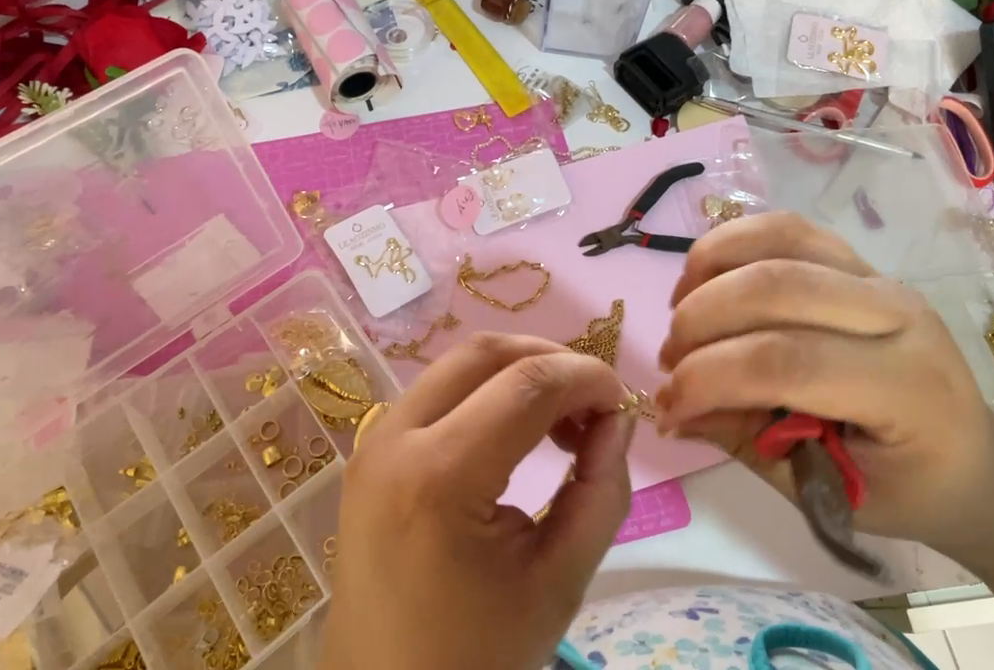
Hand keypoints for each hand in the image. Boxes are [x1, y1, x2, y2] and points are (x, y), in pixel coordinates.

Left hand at [320, 333, 638, 669]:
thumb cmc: (476, 655)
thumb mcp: (558, 583)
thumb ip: (600, 491)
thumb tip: (615, 419)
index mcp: (439, 477)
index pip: (526, 385)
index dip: (586, 378)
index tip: (625, 404)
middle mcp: (394, 440)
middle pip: (484, 353)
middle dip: (551, 361)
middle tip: (595, 404)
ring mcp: (372, 442)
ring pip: (455, 365)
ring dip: (517, 372)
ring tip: (562, 421)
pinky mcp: (368, 452)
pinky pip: (434, 393)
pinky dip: (484, 392)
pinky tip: (515, 430)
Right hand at [654, 213, 993, 555]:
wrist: (972, 461)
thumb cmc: (907, 491)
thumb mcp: (828, 495)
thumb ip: (747, 442)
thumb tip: (669, 409)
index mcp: (907, 388)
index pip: (786, 362)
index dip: (709, 379)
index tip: (668, 408)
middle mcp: (898, 315)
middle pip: (775, 287)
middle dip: (699, 322)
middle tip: (669, 363)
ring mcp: (880, 277)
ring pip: (779, 240)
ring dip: (708, 270)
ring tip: (678, 313)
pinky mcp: (859, 261)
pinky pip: (786, 228)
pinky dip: (731, 243)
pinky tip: (704, 280)